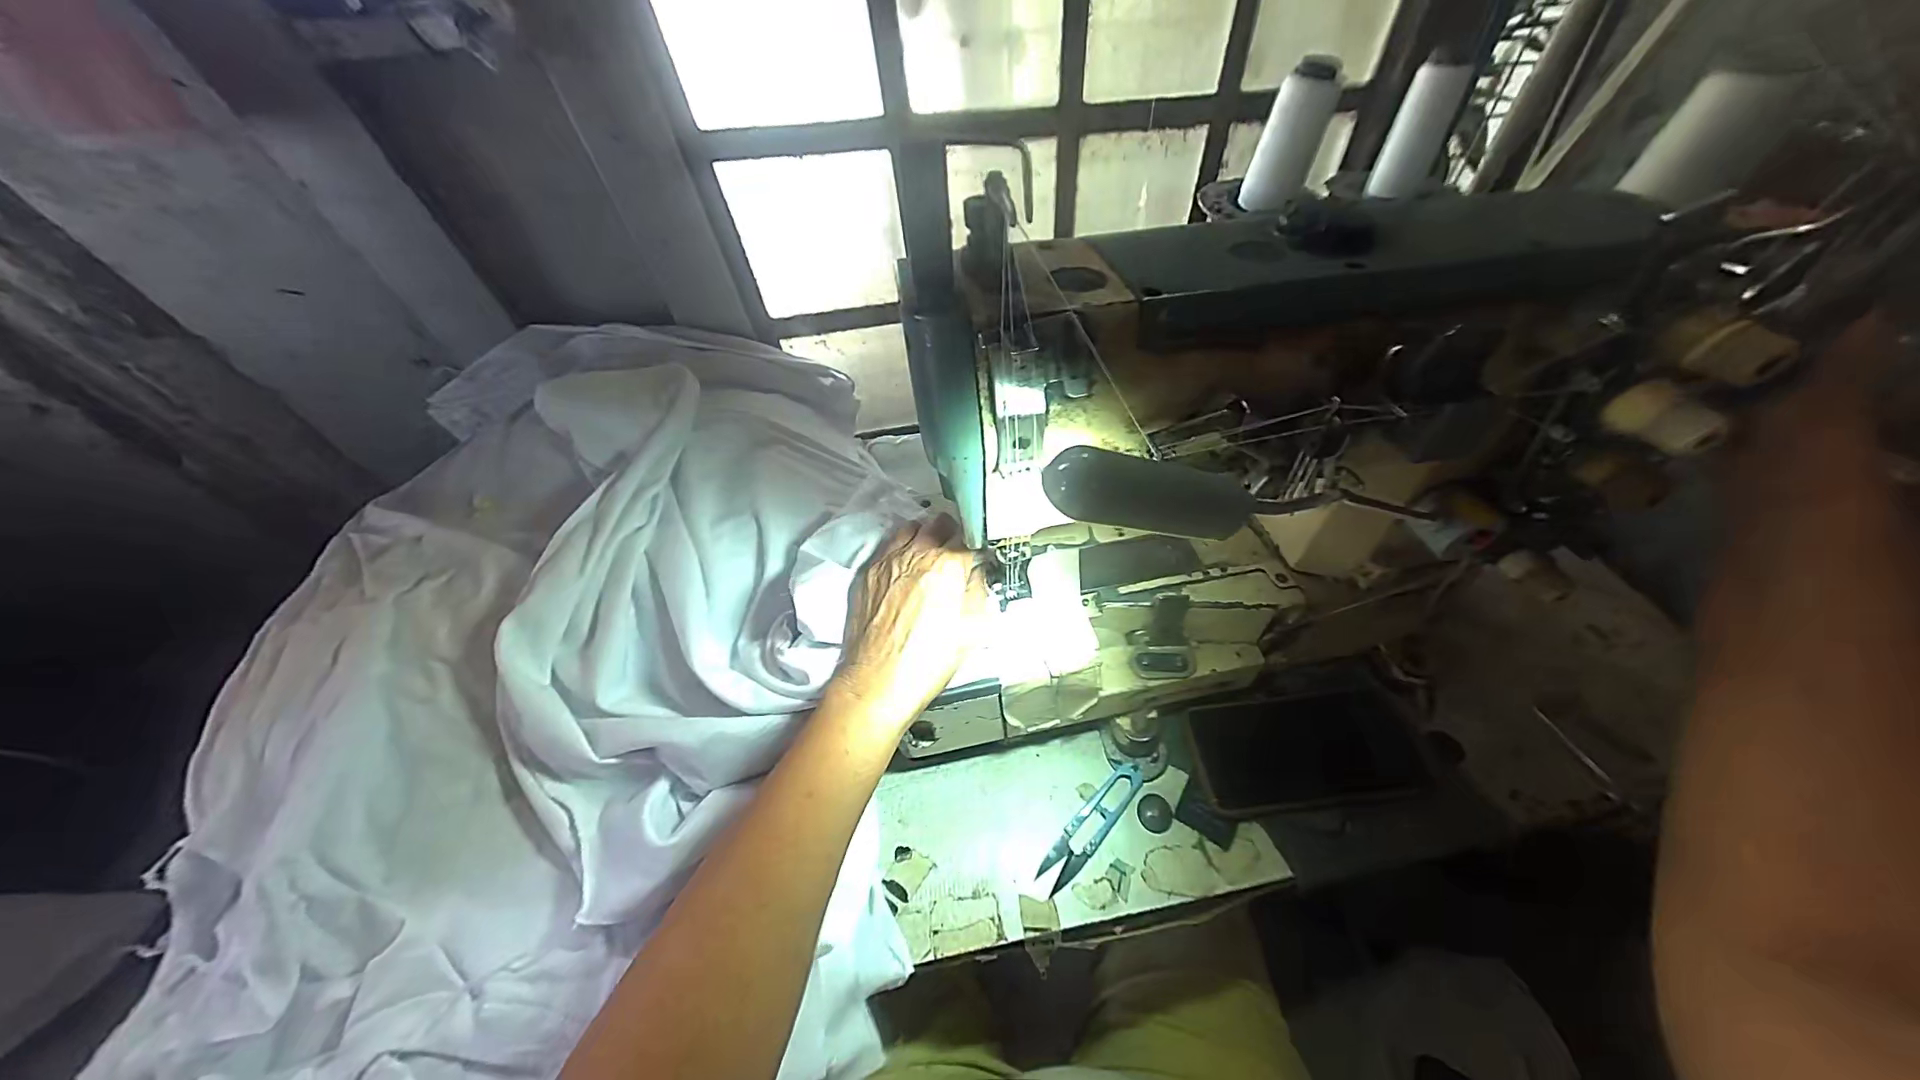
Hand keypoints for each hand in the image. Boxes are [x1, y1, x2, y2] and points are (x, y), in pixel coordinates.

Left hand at [832, 515, 988, 728]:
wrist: (878, 682)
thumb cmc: (921, 664)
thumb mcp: (974, 631)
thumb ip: (980, 592)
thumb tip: (979, 578)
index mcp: (947, 566)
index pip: (971, 538)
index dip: (979, 547)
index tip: (980, 557)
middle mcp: (916, 556)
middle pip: (940, 524)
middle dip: (954, 534)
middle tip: (959, 549)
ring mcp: (889, 562)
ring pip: (912, 528)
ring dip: (926, 535)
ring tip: (933, 552)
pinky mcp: (869, 574)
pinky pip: (889, 546)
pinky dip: (902, 548)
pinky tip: (908, 566)